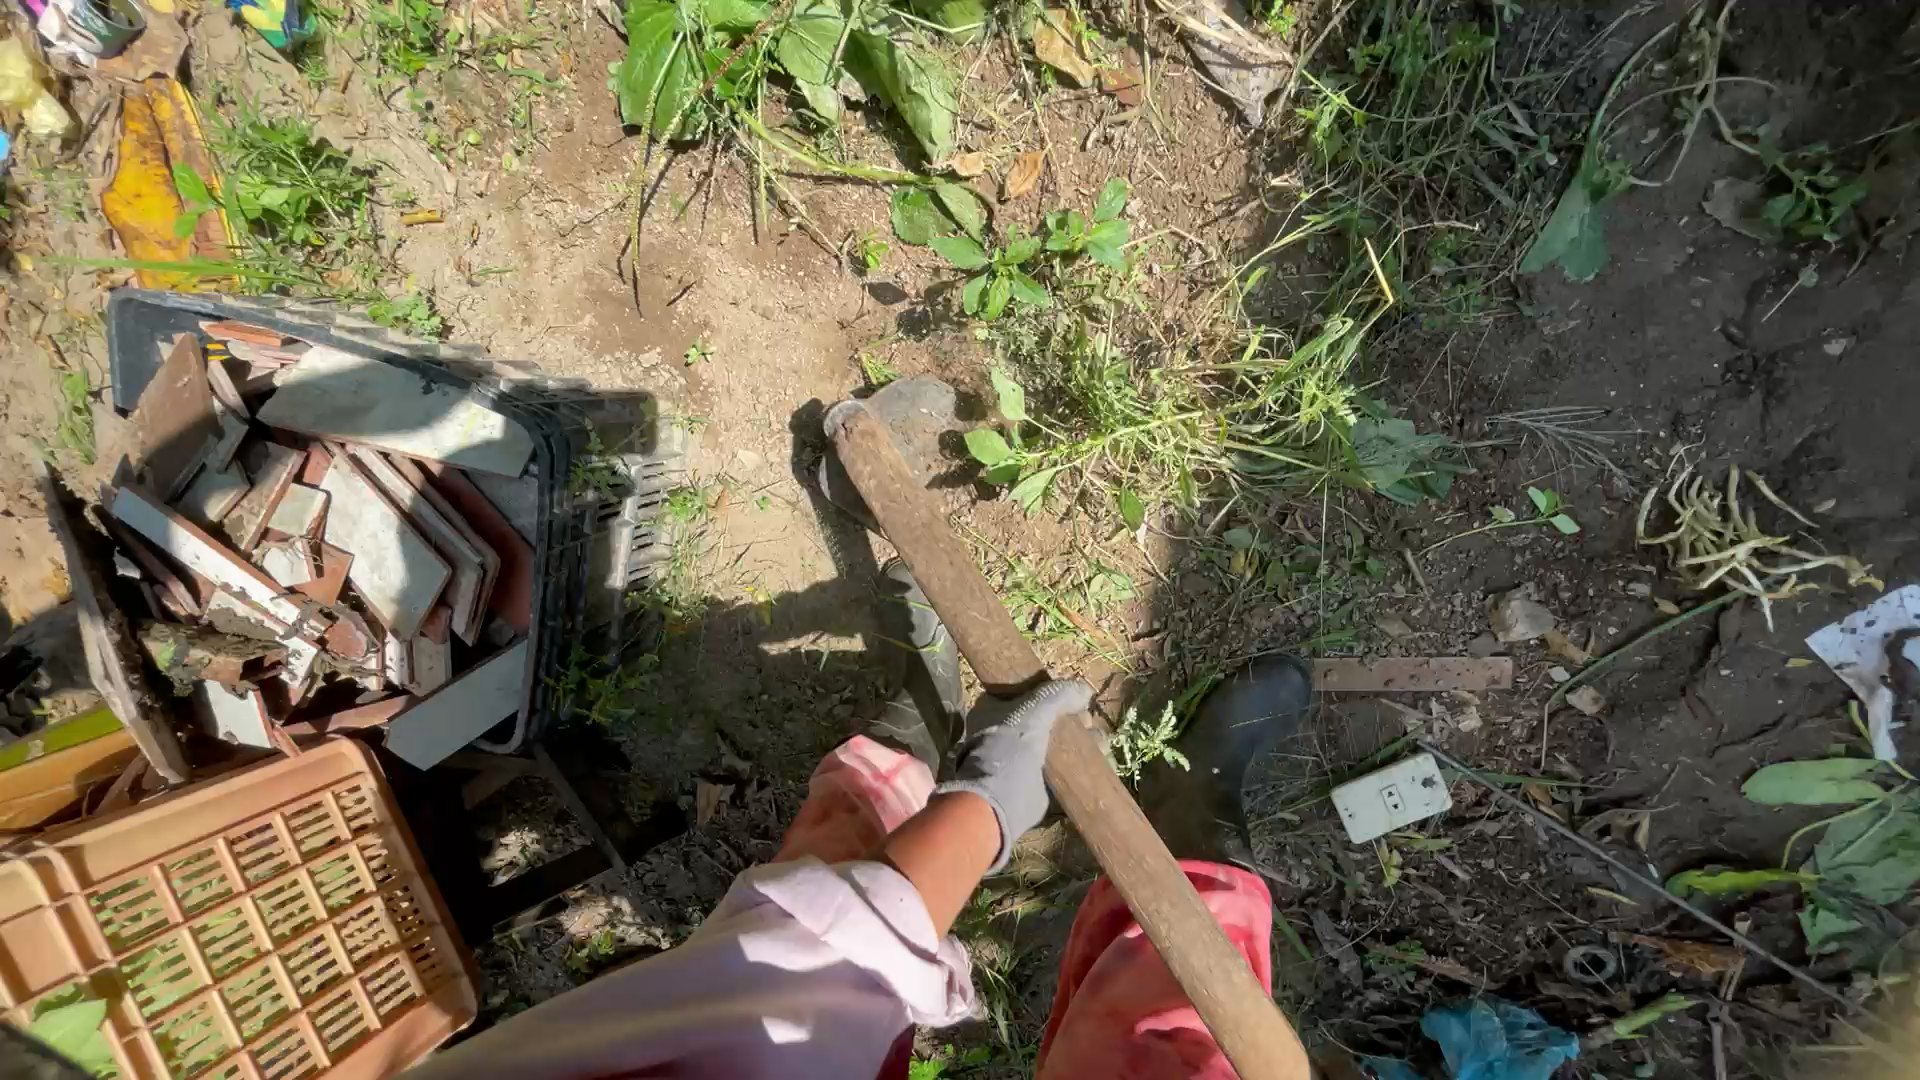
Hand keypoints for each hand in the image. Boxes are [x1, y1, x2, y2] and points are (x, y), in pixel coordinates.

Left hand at [936, 679, 1092, 869]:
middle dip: (1069, 716)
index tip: (1070, 694)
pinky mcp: (1036, 782)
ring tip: (1097, 736)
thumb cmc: (1010, 744)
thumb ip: (1058, 695)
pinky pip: (1063, 766)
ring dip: (1078, 737)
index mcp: (993, 711)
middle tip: (1086, 717)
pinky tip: (1098, 753)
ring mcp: (1020, 759)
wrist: (1002, 797)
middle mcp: (1004, 733)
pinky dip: (1080, 760)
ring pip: (1055, 741)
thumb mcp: (1034, 710)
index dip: (1047, 692)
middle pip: (1044, 718)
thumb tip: (1084, 689)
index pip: (1024, 693)